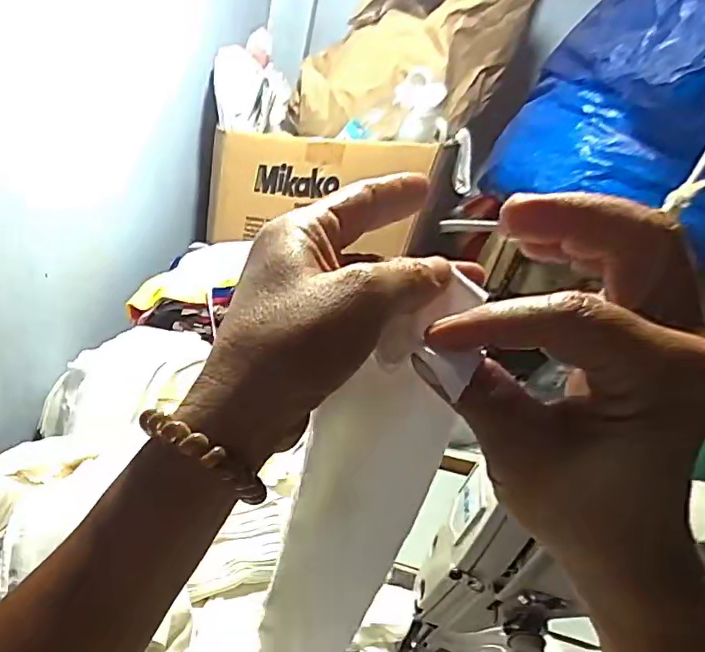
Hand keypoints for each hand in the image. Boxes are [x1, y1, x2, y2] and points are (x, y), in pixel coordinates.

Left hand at [173, 173, 464, 464]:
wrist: (245, 411)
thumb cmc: (295, 342)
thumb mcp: (362, 297)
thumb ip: (408, 277)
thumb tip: (440, 272)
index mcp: (297, 234)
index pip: (356, 200)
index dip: (396, 193)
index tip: (428, 187)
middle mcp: (289, 264)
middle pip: (360, 250)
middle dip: (410, 262)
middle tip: (458, 270)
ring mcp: (290, 306)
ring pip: (356, 293)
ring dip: (397, 300)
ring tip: (441, 309)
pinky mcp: (295, 344)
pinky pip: (345, 325)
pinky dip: (375, 328)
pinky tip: (404, 340)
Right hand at [424, 193, 704, 600]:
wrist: (630, 544)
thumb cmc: (580, 513)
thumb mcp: (520, 456)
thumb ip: (478, 393)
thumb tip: (429, 349)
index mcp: (660, 377)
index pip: (575, 317)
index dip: (498, 318)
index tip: (438, 335)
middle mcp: (687, 342)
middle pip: (648, 243)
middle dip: (575, 220)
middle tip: (508, 215)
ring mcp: (682, 337)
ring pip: (649, 248)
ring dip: (585, 228)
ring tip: (521, 226)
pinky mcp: (662, 341)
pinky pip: (636, 275)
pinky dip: (590, 255)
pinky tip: (543, 253)